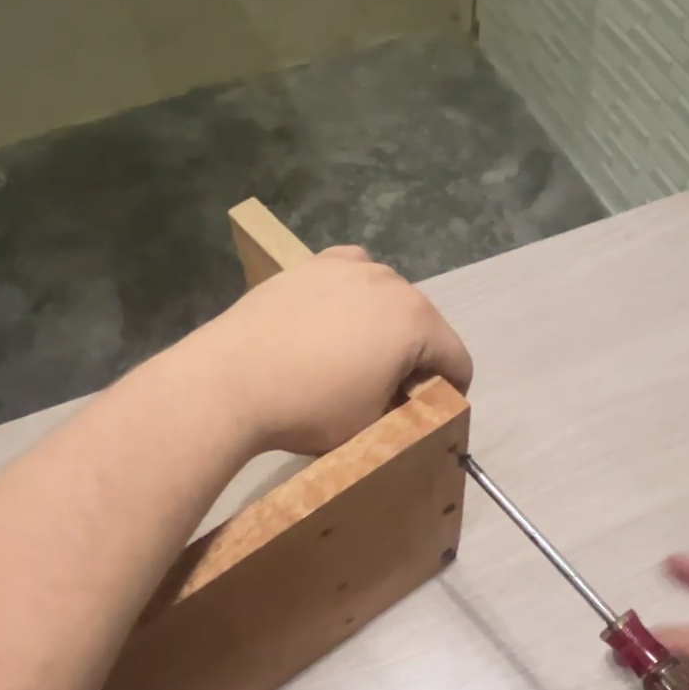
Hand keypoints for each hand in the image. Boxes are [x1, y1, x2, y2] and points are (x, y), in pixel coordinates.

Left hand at [178, 247, 472, 456]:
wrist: (230, 381)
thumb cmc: (310, 409)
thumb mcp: (372, 425)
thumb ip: (406, 410)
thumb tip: (409, 401)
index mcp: (416, 322)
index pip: (457, 359)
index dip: (453, 391)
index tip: (431, 411)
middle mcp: (391, 282)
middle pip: (424, 325)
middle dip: (417, 358)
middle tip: (389, 391)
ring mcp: (348, 266)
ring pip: (387, 299)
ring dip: (385, 328)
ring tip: (354, 359)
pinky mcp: (311, 264)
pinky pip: (350, 277)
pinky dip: (352, 299)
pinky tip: (332, 323)